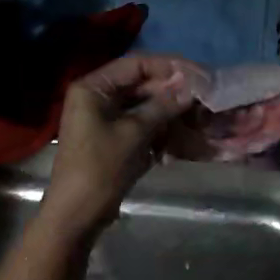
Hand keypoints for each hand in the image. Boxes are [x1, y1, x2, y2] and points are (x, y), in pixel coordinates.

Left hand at [41, 54, 203, 231]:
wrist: (77, 215)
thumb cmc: (100, 169)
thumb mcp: (134, 134)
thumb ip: (162, 106)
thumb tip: (189, 87)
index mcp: (92, 88)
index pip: (135, 65)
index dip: (168, 67)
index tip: (198, 74)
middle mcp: (96, 97)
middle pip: (140, 85)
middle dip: (171, 92)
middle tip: (202, 99)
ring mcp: (103, 120)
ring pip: (142, 107)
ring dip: (168, 112)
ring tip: (196, 119)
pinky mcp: (112, 140)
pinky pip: (139, 126)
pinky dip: (159, 130)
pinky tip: (180, 137)